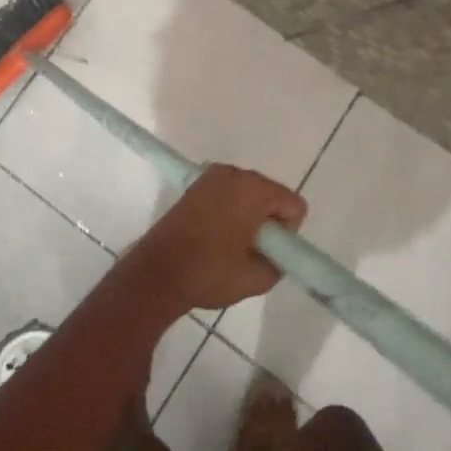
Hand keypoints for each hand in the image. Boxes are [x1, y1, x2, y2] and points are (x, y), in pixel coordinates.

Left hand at [122, 164, 306, 311]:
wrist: (158, 271)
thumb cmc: (210, 272)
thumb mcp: (259, 277)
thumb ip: (281, 261)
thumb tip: (277, 251)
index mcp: (252, 188)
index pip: (293, 205)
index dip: (286, 233)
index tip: (265, 251)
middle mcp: (233, 173)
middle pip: (270, 195)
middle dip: (267, 222)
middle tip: (248, 251)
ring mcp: (211, 176)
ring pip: (249, 195)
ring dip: (248, 217)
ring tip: (231, 246)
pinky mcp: (195, 185)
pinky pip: (229, 195)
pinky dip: (231, 212)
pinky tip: (217, 235)